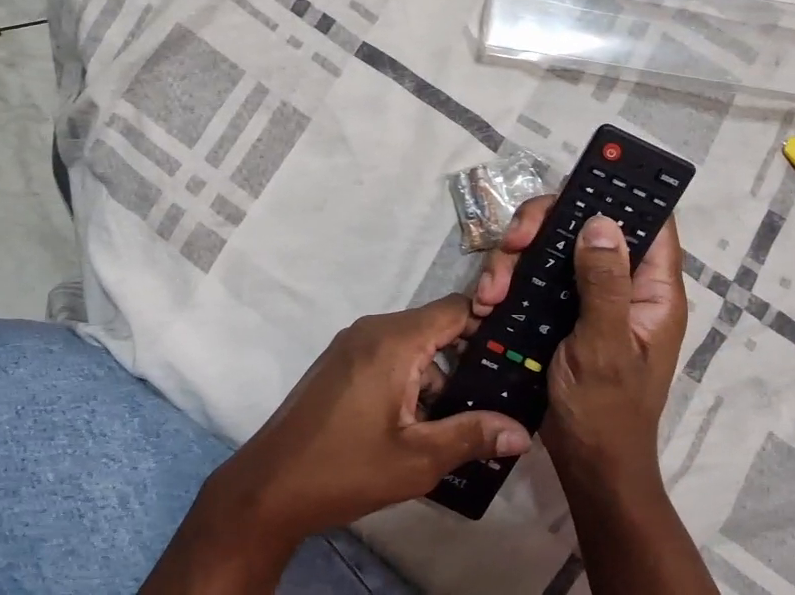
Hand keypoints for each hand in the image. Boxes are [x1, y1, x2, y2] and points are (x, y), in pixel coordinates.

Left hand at [144, 297, 532, 592]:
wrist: (271, 486)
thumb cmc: (346, 467)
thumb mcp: (418, 459)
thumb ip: (471, 437)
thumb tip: (522, 431)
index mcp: (393, 340)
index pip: (455, 309)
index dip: (491, 323)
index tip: (522, 348)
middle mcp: (372, 331)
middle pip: (436, 330)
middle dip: (471, 361)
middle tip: (508, 395)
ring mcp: (352, 348)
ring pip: (414, 350)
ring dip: (441, 380)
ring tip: (475, 420)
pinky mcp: (341, 367)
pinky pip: (390, 361)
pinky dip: (413, 384)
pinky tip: (430, 425)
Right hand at [473, 198, 688, 472]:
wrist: (585, 466)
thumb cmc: (607, 412)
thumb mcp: (606, 346)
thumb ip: (605, 284)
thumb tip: (601, 221)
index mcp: (651, 290)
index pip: (648, 222)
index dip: (619, 192)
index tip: (577, 182)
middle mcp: (621, 285)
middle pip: (585, 225)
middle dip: (543, 226)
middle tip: (513, 241)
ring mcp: (586, 298)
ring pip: (551, 249)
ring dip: (515, 259)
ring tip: (490, 291)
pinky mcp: (558, 312)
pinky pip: (531, 278)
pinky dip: (507, 283)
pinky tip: (487, 304)